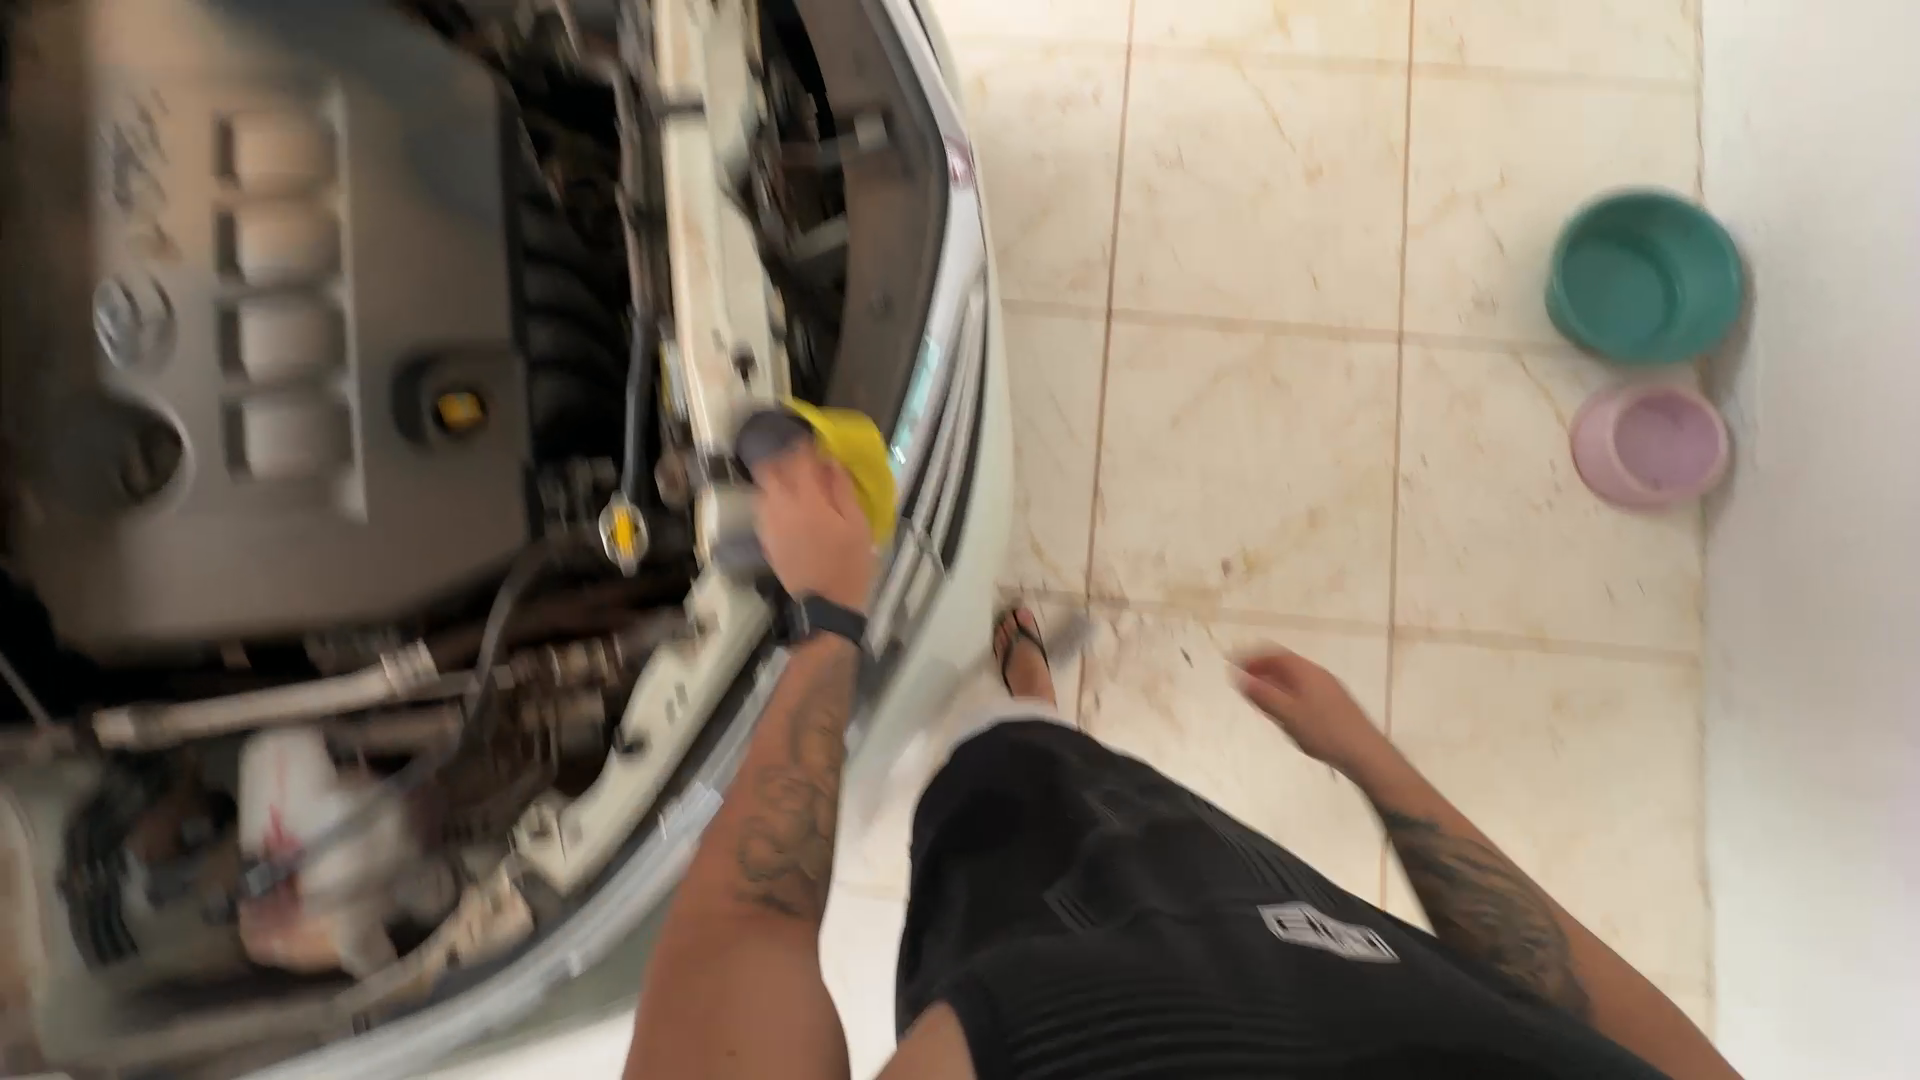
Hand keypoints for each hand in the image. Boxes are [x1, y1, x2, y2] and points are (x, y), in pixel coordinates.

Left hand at [751, 441, 874, 611]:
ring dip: (776, 480)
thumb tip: (831, 463)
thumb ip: (842, 490)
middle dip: (783, 460)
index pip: (798, 460)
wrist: (827, 606)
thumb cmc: (850, 564)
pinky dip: (773, 501)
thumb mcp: (858, 525)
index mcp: (808, 501)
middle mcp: (781, 508)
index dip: (805, 447)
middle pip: (769, 470)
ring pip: (762, 489)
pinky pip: (763, 510)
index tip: (816, 445)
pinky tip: (789, 509)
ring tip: (795, 485)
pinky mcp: (766, 541)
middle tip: (801, 463)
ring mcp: (769, 525)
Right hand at [1232, 648, 1392, 776]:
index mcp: (1306, 672)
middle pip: (1285, 664)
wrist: (1366, 755)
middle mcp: (1318, 675)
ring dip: (1274, 683)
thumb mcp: (1287, 714)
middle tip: (1244, 683)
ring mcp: (1329, 689)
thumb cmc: (1324, 732)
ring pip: (1295, 679)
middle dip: (1262, 670)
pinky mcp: (1334, 704)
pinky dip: (1287, 694)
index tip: (1234, 663)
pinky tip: (1284, 713)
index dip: (1252, 656)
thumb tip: (1239, 676)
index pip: (1275, 654)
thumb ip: (1262, 695)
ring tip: (1260, 699)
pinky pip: (1303, 690)